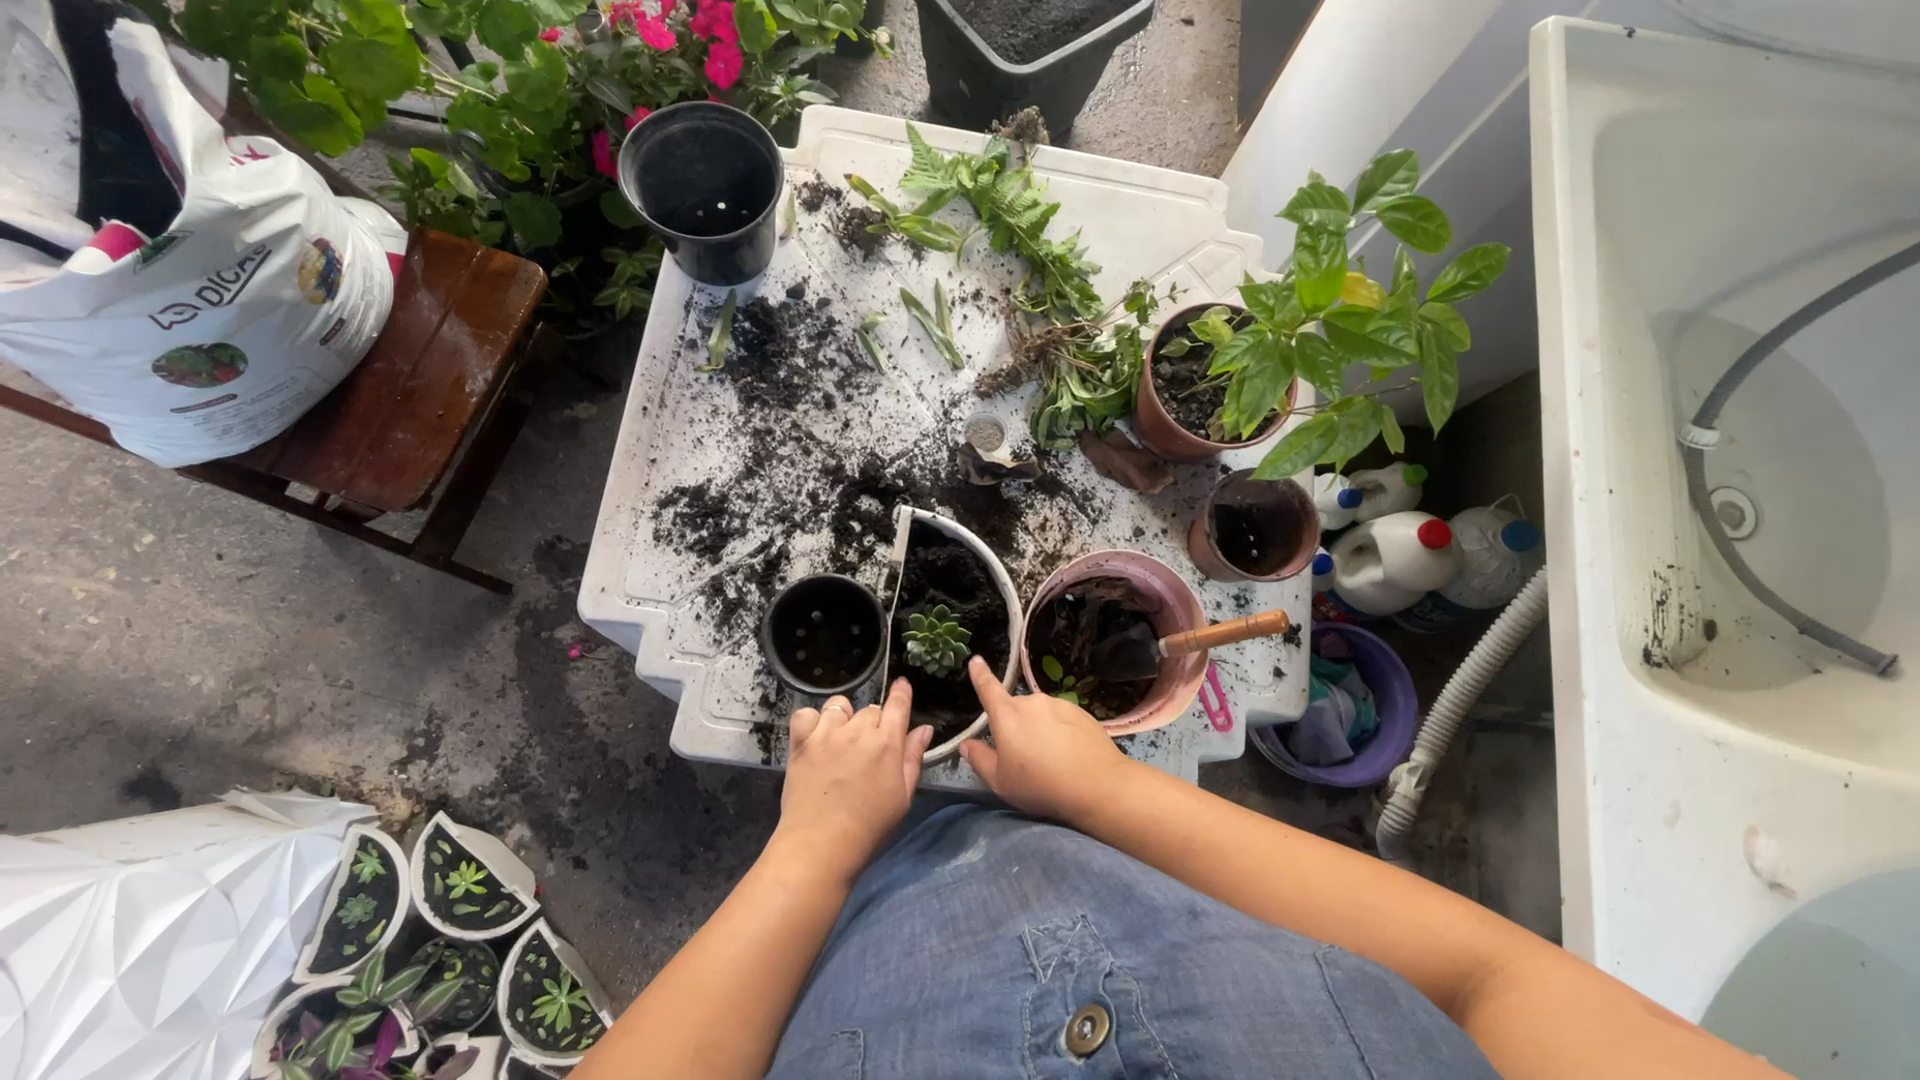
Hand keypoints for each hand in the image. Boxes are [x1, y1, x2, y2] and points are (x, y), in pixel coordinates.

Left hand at [776, 679, 934, 880]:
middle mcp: (857, 731)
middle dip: (874, 723)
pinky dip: (811, 722)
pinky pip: (806, 715)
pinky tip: (816, 739)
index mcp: (886, 743)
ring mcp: (826, 734)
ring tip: (841, 740)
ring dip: (844, 718)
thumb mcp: (903, 796)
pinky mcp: (801, 743)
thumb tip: (924, 728)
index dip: (901, 692)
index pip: (897, 705)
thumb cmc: (870, 827)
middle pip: (870, 709)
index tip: (902, 685)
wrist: (820, 844)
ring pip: (839, 706)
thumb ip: (913, 758)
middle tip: (869, 748)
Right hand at [959, 656, 1133, 822]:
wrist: (1098, 785)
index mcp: (1007, 715)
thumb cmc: (1041, 785)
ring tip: (1051, 761)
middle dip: (1017, 728)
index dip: (980, 675)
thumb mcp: (1001, 781)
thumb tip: (967, 744)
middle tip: (1025, 758)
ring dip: (1040, 730)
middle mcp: (1032, 702)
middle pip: (1016, 710)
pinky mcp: (1081, 712)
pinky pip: (1062, 719)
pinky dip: (1061, 732)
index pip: (988, 689)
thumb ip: (980, 760)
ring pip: (1041, 715)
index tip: (976, 660)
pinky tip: (1070, 755)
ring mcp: (1059, 704)